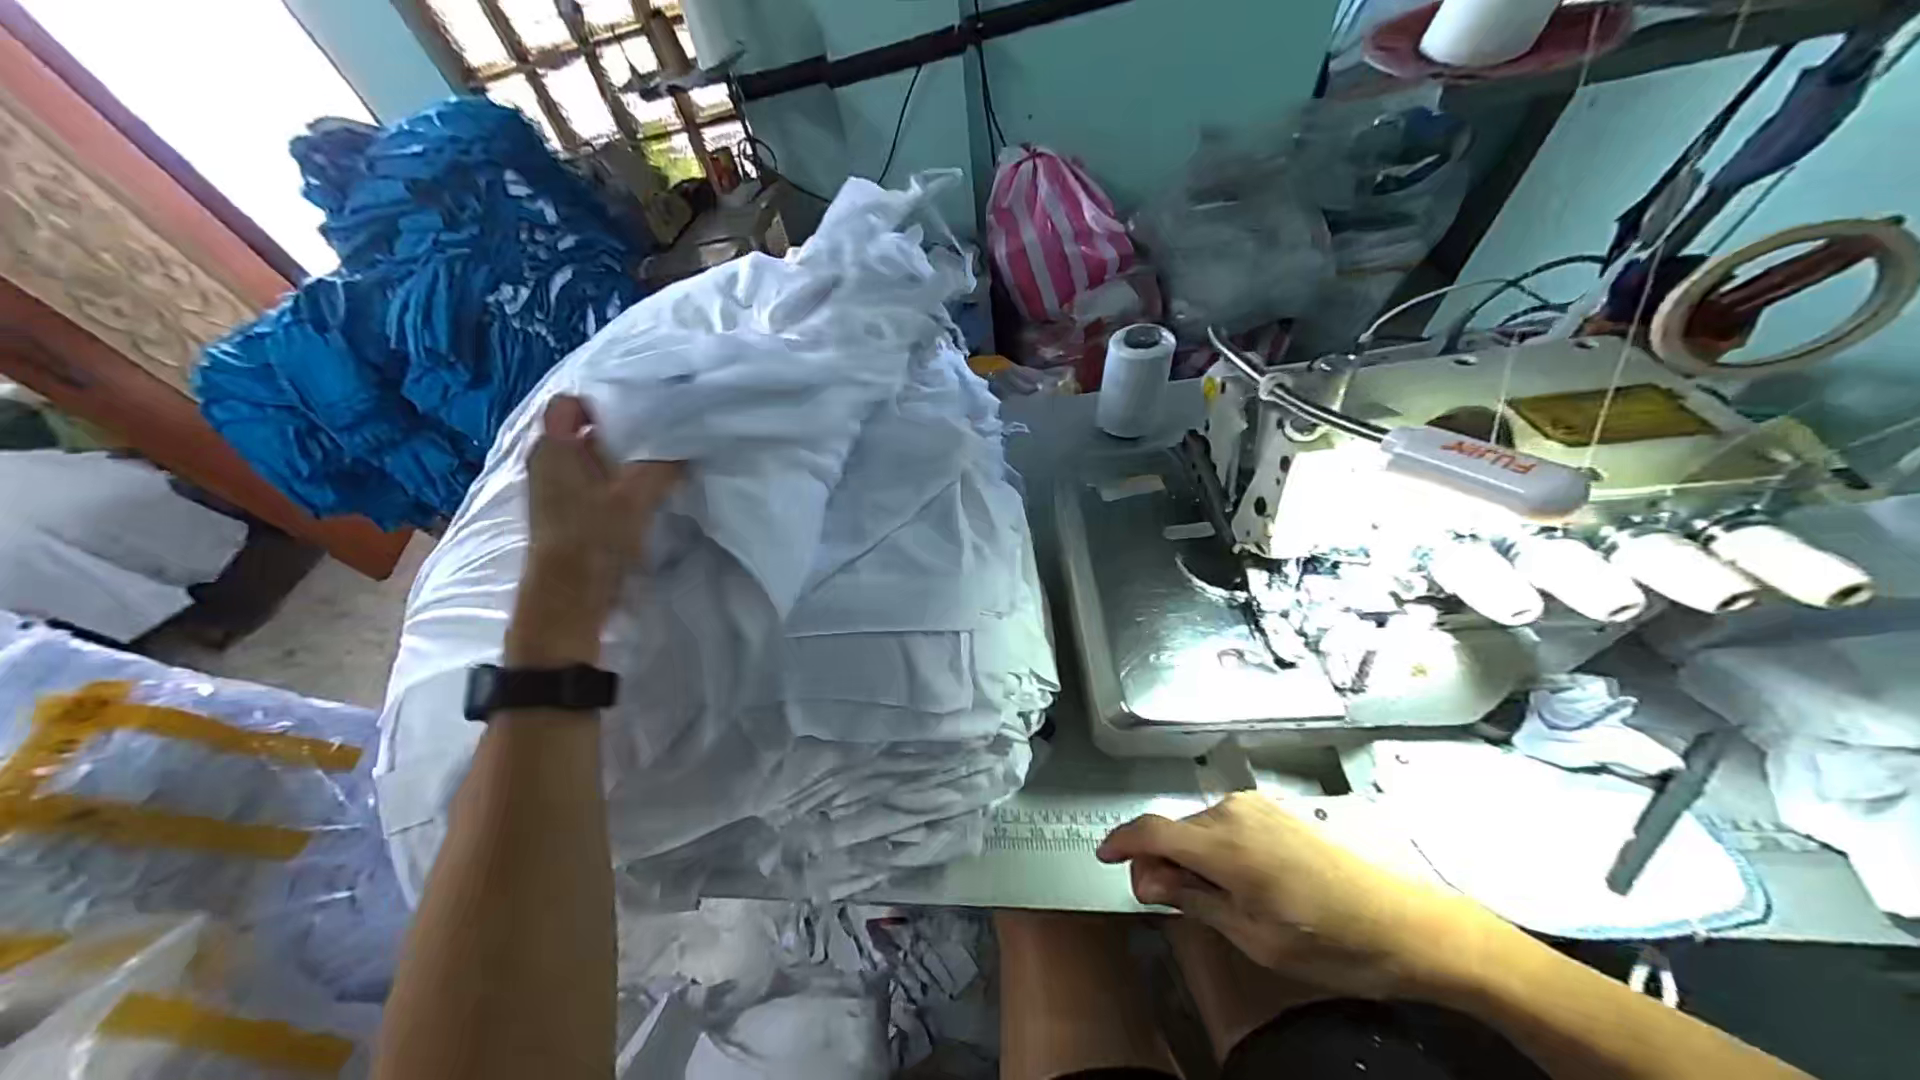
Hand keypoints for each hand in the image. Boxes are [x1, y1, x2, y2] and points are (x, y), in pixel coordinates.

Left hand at [509, 395, 681, 665]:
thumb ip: (663, 466)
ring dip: (620, 461)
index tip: (641, 414)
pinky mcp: (563, 513)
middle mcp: (545, 463)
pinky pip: (591, 483)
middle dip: (620, 433)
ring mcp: (552, 490)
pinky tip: (643, 494)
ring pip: (590, 459)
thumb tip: (686, 450)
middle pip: (584, 431)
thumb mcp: (637, 496)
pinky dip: (614, 483)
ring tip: (657, 466)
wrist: (569, 597)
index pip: (570, 404)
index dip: (604, 403)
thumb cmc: (594, 537)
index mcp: (553, 448)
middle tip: (659, 439)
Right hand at [1097, 792, 1511, 1001]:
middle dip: (1158, 861)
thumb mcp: (1252, 936)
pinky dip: (1210, 847)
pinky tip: (1229, 878)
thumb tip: (1145, 880)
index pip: (1151, 831)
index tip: (1104, 858)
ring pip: (1195, 827)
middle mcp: (1233, 813)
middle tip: (1164, 901)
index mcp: (1226, 846)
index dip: (1120, 842)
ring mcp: (1253, 807)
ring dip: (1186, 856)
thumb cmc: (1328, 941)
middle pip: (1172, 831)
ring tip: (1206, 898)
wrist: (1402, 923)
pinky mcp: (1270, 809)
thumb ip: (1192, 899)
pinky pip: (1220, 823)